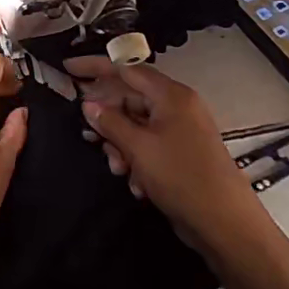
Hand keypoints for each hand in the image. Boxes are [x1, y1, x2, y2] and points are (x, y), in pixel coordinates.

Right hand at [64, 56, 271, 254]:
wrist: (221, 220)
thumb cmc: (180, 176)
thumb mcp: (139, 147)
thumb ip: (111, 122)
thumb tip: (89, 104)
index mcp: (171, 95)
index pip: (127, 69)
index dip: (95, 67)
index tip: (67, 68)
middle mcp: (176, 107)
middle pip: (129, 99)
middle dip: (108, 120)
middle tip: (89, 137)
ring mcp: (179, 131)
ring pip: (135, 126)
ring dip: (121, 146)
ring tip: (119, 168)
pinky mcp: (179, 154)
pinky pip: (147, 147)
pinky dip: (136, 161)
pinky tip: (136, 183)